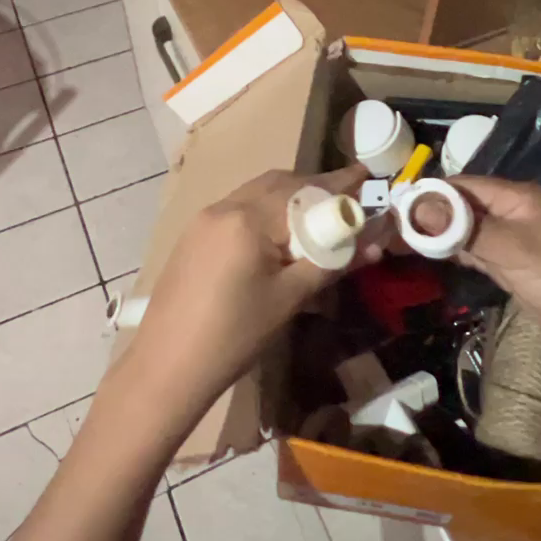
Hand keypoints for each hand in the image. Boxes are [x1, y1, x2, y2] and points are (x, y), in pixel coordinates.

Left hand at [123, 165, 368, 414]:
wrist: (167, 365)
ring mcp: (204, 219)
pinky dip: (266, 212)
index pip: (305, 190)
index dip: (339, 183)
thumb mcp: (290, 299)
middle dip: (314, 188)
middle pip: (279, 183)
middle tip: (345, 201)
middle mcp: (224, 207)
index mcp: (248, 218)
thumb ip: (332, 263)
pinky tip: (278, 236)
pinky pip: (239, 209)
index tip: (366, 175)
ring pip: (257, 194)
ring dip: (289, 198)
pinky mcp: (194, 236)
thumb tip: (373, 244)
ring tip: (317, 218)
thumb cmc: (234, 335)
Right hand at [413, 176, 540, 360]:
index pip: (463, 185)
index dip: (429, 194)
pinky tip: (430, 255)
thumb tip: (416, 206)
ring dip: (438, 235)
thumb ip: (464, 228)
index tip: (395, 207)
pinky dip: (454, 252)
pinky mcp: (511, 265)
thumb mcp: (512, 249)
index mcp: (516, 197)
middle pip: (461, 206)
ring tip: (400, 241)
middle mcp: (512, 212)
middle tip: (390, 228)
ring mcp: (512, 240)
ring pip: (465, 230)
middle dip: (429, 215)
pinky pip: (476, 251)